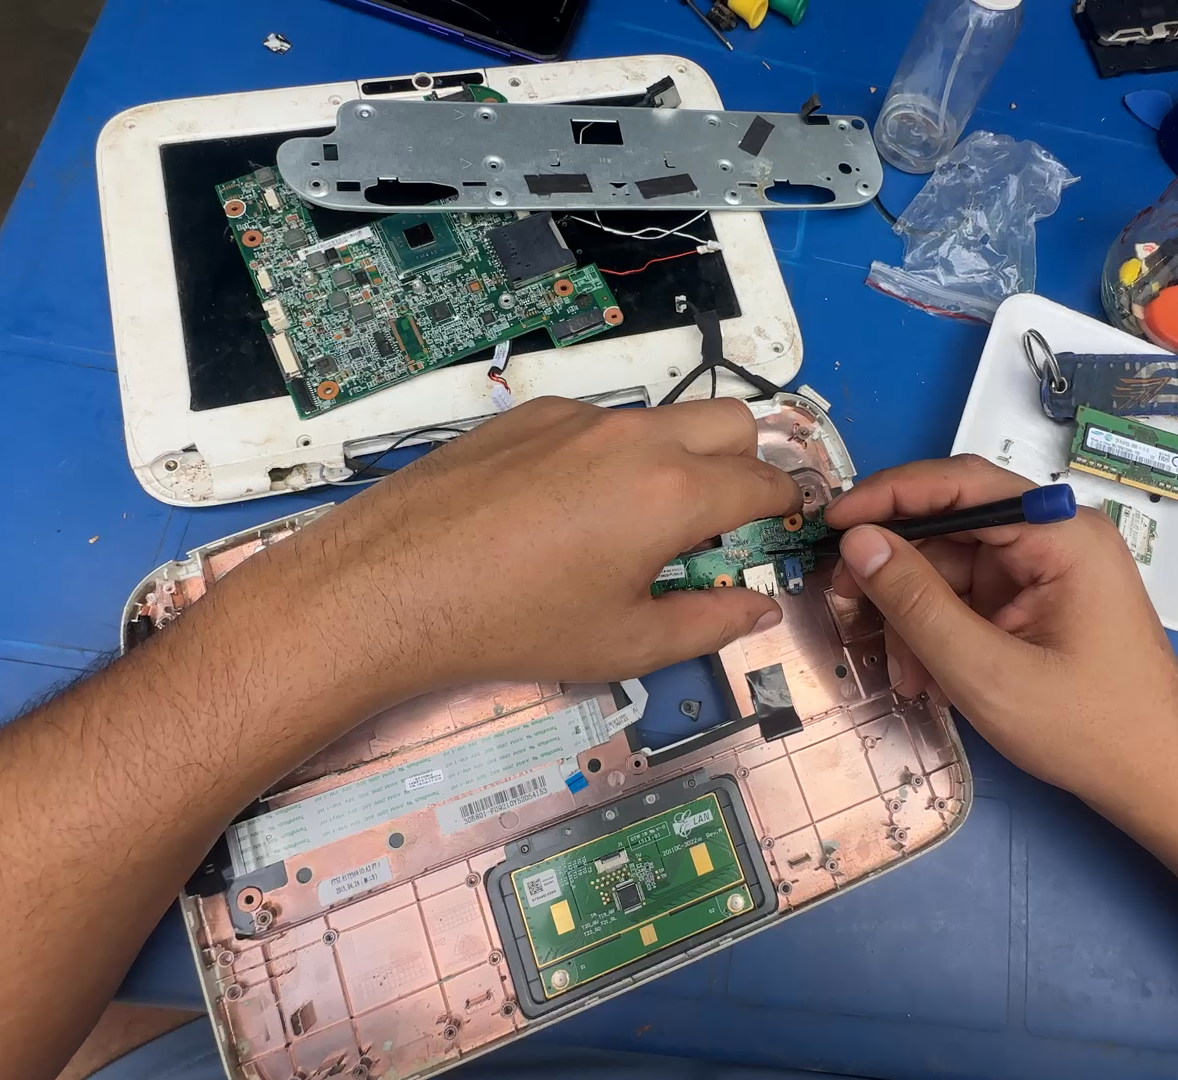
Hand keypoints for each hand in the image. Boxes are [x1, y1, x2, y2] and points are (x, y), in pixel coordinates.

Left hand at [217, 397, 799, 718]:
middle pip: (733, 421)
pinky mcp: (530, 413)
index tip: (784, 520)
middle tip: (717, 519)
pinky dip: (616, 452)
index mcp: (672, 493)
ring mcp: (578, 415)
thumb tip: (761, 607)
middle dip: (746, 464)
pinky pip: (601, 420)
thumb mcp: (626, 643)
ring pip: (665, 418)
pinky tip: (565, 502)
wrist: (390, 587)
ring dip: (680, 456)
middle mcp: (636, 437)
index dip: (787, 502)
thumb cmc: (519, 626)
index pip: (764, 480)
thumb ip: (710, 622)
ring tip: (634, 517)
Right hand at [827, 455, 1177, 820]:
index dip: (889, 495)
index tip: (833, 523)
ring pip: (948, 569)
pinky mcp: (1032, 600)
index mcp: (1059, 533)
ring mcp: (1042, 570)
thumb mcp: (984, 670)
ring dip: (912, 615)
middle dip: (894, 569)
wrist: (1160, 783)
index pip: (961, 483)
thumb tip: (857, 542)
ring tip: (900, 672)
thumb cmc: (1087, 728)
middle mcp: (1052, 537)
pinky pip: (964, 598)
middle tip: (844, 601)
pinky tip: (924, 675)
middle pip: (948, 528)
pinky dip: (935, 631)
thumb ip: (915, 602)